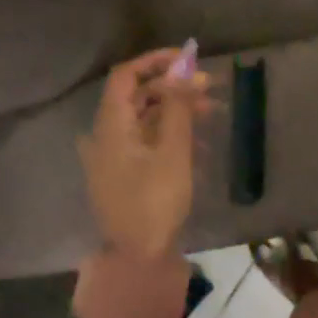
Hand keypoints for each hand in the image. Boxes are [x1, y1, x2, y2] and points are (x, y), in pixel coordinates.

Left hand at [79, 47, 212, 258]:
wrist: (138, 258)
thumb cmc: (155, 201)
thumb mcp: (173, 151)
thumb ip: (177, 106)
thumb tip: (182, 68)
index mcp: (111, 126)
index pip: (126, 76)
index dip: (155, 61)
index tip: (188, 59)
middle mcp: (106, 136)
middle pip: (137, 97)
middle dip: (173, 87)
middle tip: (209, 87)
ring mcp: (113, 157)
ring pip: (144, 119)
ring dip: (176, 110)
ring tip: (212, 112)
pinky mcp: (125, 174)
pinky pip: (146, 141)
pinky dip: (170, 133)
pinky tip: (199, 142)